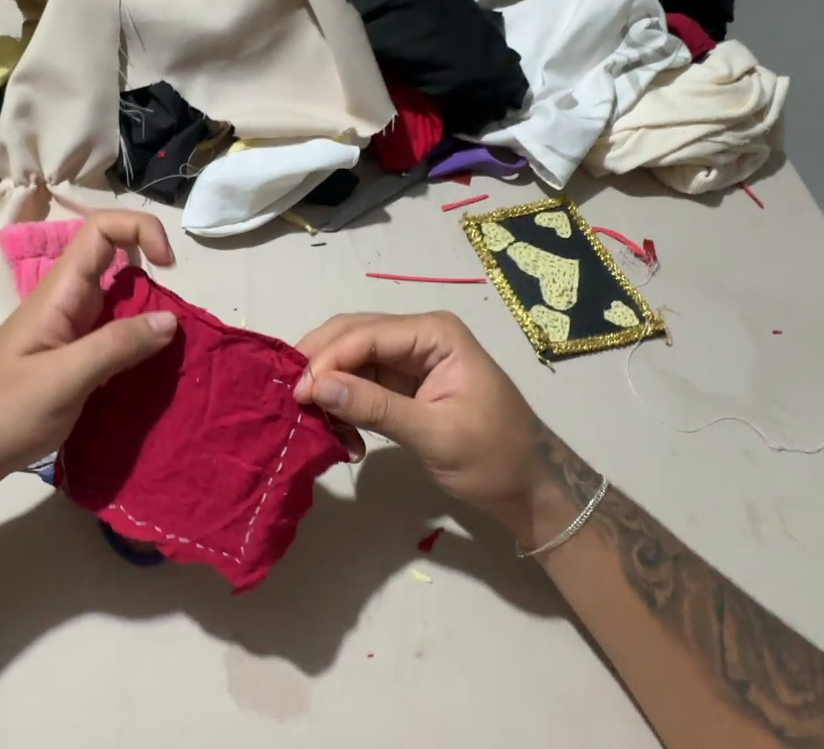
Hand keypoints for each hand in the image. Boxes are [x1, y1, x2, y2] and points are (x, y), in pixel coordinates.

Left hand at [0, 212, 178, 492]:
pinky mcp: (66, 364)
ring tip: (169, 358)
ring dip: (147, 321)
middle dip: (154, 284)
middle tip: (176, 330)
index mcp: (59, 293)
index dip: (140, 230)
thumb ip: (116, 347)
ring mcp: (64, 334)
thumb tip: (171, 319)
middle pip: (117, 266)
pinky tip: (146, 379)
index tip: (169, 268)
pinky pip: (110, 342)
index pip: (101, 230)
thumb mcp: (62, 380)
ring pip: (117, 306)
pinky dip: (134, 351)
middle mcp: (65, 304)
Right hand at [294, 313, 551, 531]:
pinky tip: (343, 437)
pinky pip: (357, 383)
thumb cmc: (494, 457)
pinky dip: (343, 407)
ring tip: (318, 424)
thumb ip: (374, 407)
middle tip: (292, 400)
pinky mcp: (400, 384)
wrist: (530, 489)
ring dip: (329, 389)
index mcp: (434, 334)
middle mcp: (417, 336)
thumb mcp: (435, 434)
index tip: (299, 394)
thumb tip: (316, 387)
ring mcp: (408, 359)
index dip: (327, 359)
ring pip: (348, 359)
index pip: (366, 334)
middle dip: (319, 365)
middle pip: (351, 336)